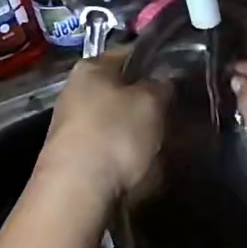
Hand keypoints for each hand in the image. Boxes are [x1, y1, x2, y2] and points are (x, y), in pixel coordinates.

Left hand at [38, 49, 166, 201]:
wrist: (75, 193)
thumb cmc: (114, 135)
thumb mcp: (151, 102)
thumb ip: (161, 86)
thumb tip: (162, 83)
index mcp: (90, 67)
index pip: (127, 54)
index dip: (154, 63)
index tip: (176, 79)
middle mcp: (74, 91)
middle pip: (121, 91)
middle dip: (146, 103)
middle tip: (173, 116)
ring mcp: (70, 125)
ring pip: (116, 121)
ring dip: (137, 133)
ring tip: (163, 147)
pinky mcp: (72, 157)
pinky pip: (108, 148)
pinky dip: (125, 155)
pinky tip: (142, 168)